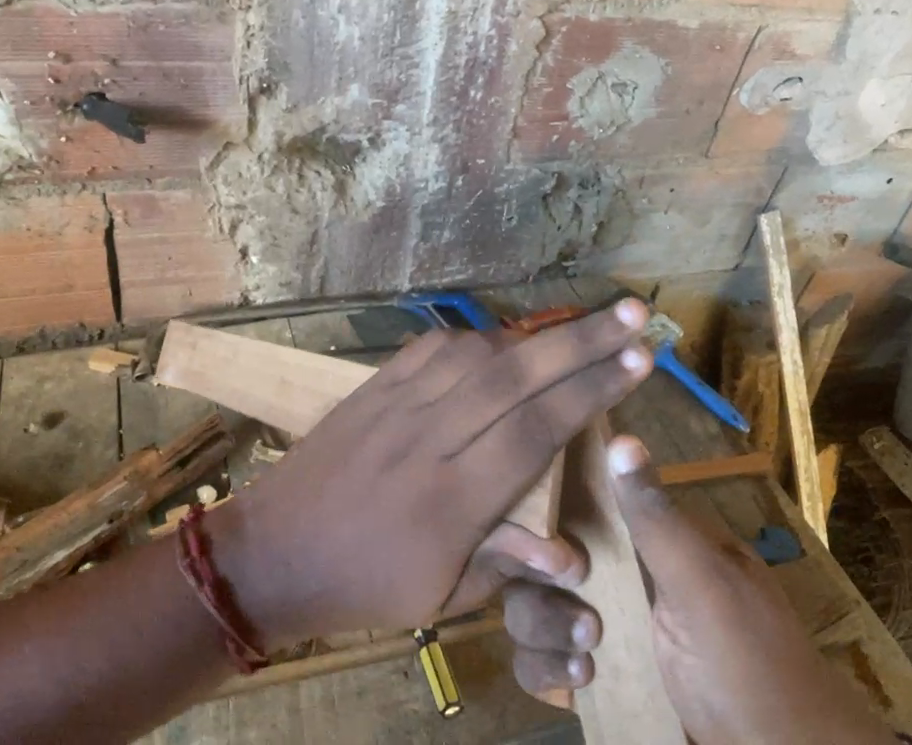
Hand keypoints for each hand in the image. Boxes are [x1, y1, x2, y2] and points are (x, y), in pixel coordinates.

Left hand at [209, 301, 653, 647]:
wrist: (273, 552)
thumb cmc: (368, 584)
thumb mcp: (442, 597)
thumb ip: (507, 561)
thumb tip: (573, 551)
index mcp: (452, 498)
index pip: (536, 429)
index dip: (591, 390)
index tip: (638, 362)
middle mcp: (429, 438)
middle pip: (517, 376)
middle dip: (583, 341)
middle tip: (634, 314)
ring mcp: (398, 405)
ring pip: (479, 354)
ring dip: (536, 337)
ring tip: (584, 330)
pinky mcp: (374, 387)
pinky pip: (435, 348)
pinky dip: (479, 339)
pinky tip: (506, 340)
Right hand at [503, 436, 892, 744]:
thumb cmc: (751, 660)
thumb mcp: (707, 586)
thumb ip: (657, 520)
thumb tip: (621, 438)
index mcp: (645, 536)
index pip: (571, 507)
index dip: (546, 529)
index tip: (561, 563)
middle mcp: (615, 570)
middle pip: (536, 563)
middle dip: (544, 597)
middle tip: (588, 627)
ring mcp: (601, 622)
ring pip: (529, 609)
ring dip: (543, 635)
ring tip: (587, 661)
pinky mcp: (593, 670)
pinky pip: (539, 659)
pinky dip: (544, 669)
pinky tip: (580, 682)